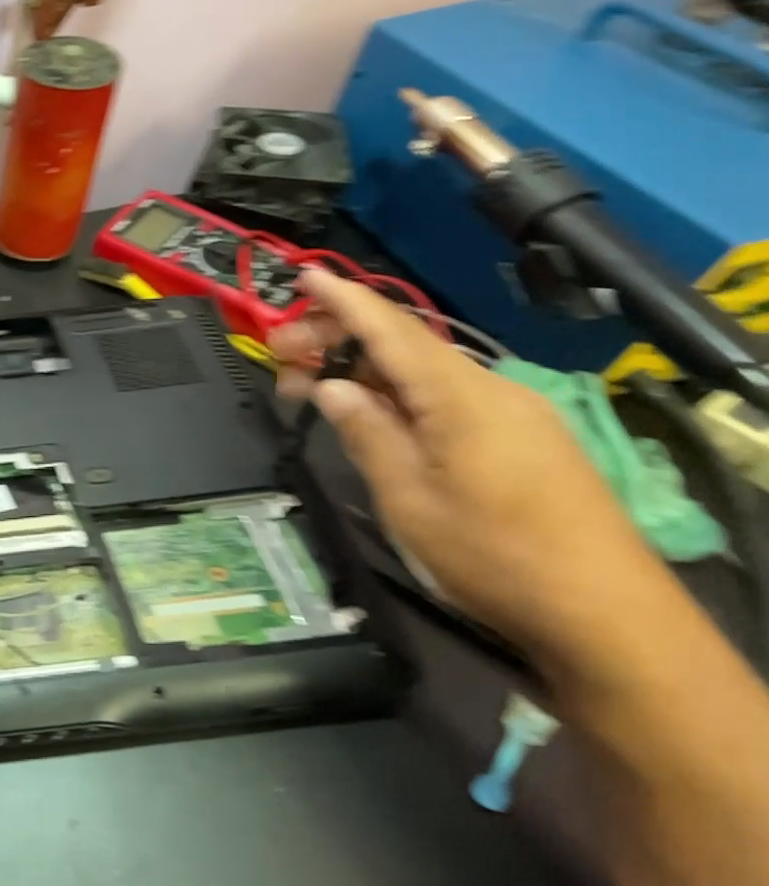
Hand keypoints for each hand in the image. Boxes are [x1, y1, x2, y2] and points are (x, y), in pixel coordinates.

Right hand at [269, 269, 672, 662]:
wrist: (607, 615)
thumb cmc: (493, 555)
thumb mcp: (408, 497)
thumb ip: (366, 433)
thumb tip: (332, 386)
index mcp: (460, 397)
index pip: (391, 329)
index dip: (343, 300)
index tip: (303, 274)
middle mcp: (491, 391)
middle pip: (404, 346)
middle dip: (338, 339)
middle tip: (281, 358)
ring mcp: (513, 414)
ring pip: (425, 373)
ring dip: (364, 371)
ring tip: (313, 389)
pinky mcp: (523, 439)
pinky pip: (448, 397)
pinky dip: (399, 394)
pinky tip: (373, 414)